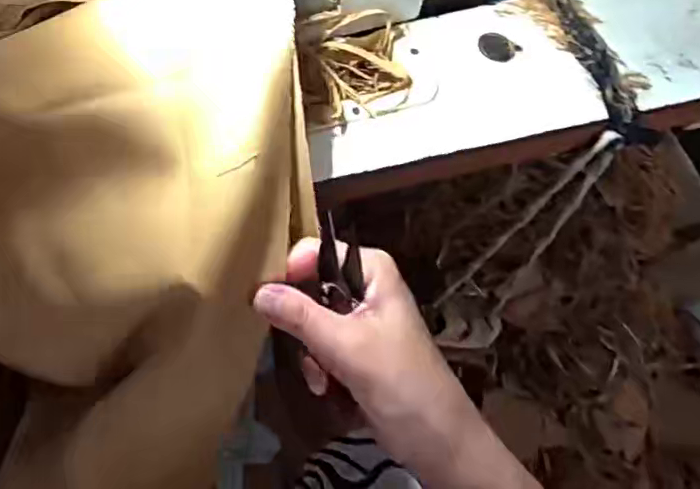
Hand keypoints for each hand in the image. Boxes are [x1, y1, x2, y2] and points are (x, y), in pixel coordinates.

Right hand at [254, 239, 537, 488]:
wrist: (443, 449)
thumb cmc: (403, 386)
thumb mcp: (347, 348)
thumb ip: (301, 317)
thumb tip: (257, 291)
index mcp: (371, 269)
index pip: (315, 252)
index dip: (291, 273)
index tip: (270, 300)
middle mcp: (364, 285)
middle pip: (310, 287)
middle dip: (304, 326)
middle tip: (307, 351)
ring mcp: (360, 318)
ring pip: (311, 320)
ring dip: (311, 354)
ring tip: (323, 381)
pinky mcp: (356, 349)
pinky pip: (320, 345)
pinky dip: (320, 367)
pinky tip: (330, 390)